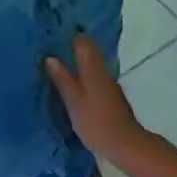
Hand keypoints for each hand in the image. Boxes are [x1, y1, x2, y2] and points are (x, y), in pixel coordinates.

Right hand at [44, 34, 157, 162]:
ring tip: (56, 61)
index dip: (68, 34)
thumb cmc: (97, 123)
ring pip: (91, 64)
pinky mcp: (110, 96)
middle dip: (71, 46)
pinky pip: (93, 77)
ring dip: (77, 60)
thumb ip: (63, 80)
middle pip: (88, 51)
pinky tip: (71, 81)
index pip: (82, 42)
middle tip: (50, 45)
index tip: (52, 31)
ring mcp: (108, 84)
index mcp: (93, 70)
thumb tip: (50, 57)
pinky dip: (82, 74)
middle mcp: (103, 72)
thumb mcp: (74, 102)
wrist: (126, 145)